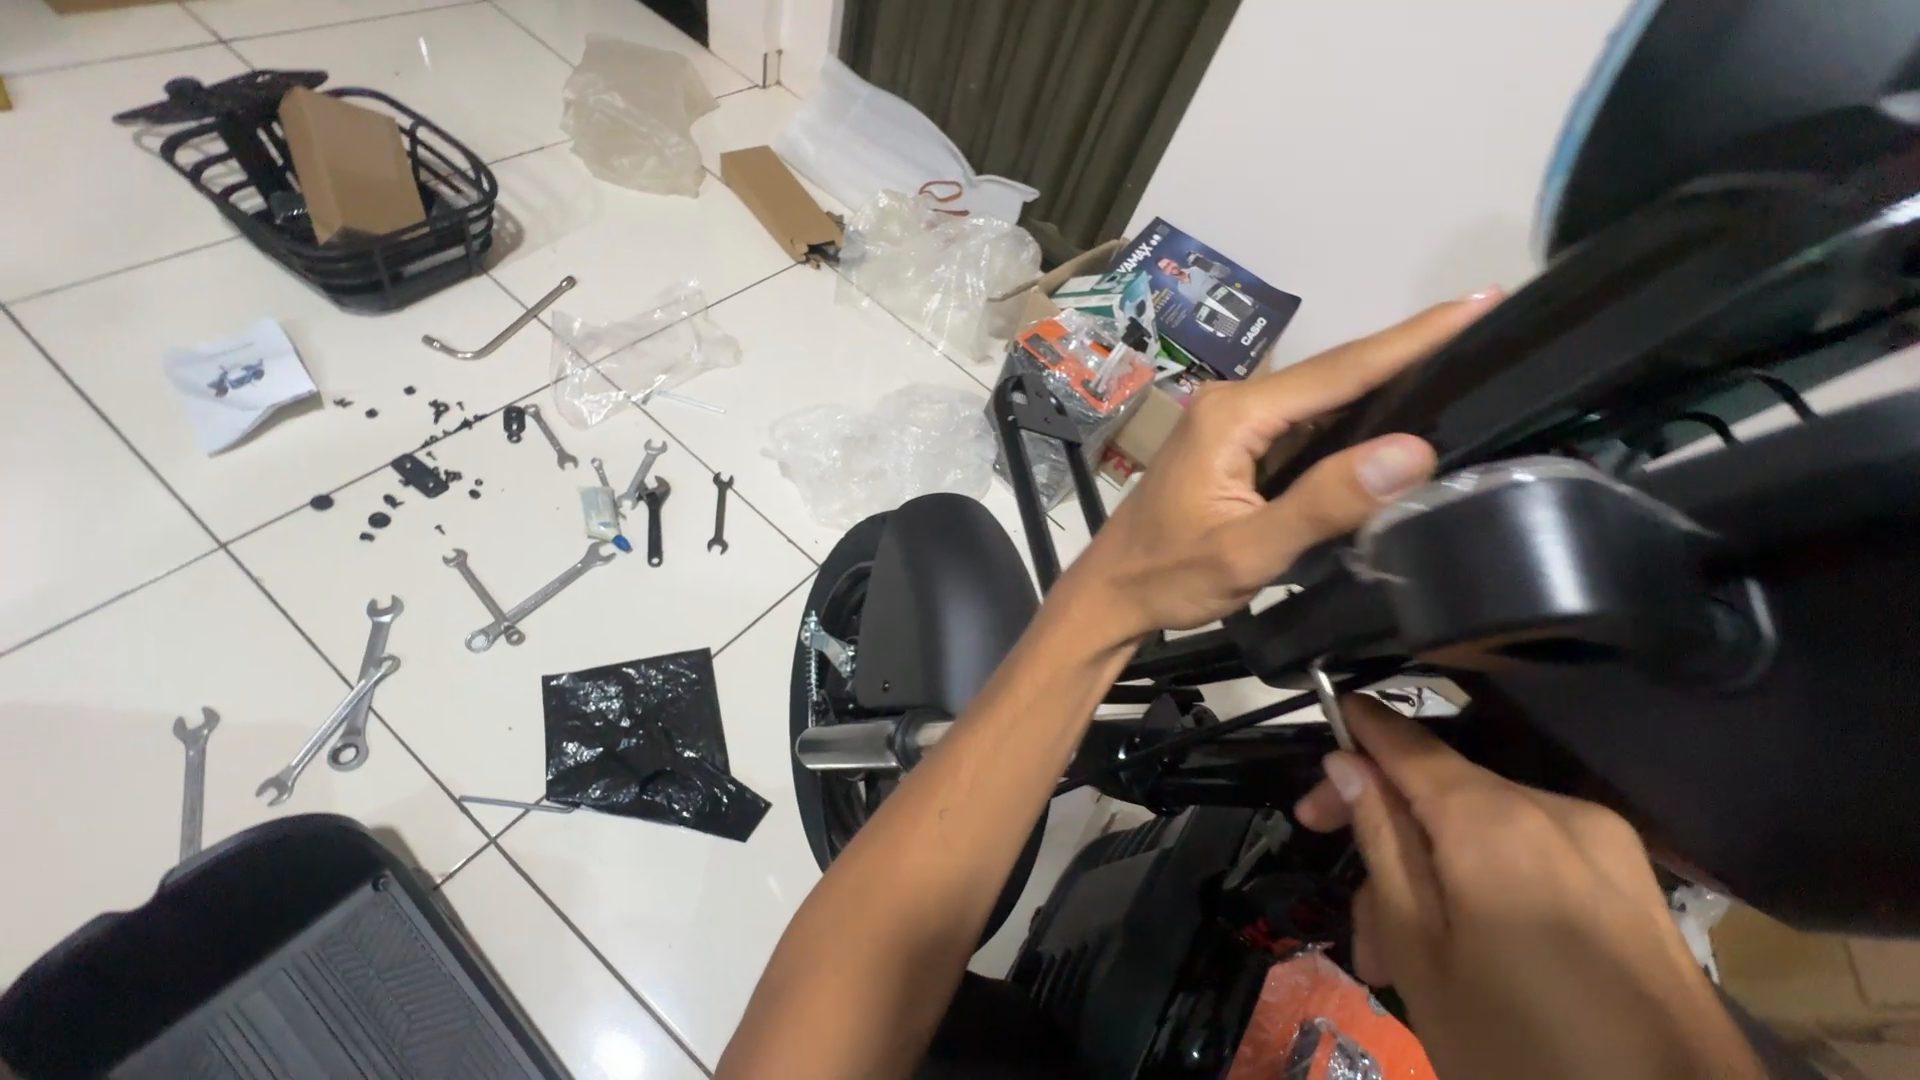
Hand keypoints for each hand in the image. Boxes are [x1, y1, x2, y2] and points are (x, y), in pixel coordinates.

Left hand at [1062, 292, 1499, 638]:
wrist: (1111, 592)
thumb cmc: (1167, 576)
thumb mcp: (1246, 551)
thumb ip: (1322, 504)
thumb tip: (1413, 451)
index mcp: (1234, 415)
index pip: (1340, 369)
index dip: (1416, 337)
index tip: (1485, 301)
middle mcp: (1232, 403)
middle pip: (1334, 374)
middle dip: (1410, 352)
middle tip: (1493, 331)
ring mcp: (1231, 424)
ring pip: (1321, 398)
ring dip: (1385, 384)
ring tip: (1463, 365)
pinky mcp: (1233, 447)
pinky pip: (1303, 425)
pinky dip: (1349, 420)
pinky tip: (1392, 421)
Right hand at [1294, 696, 1764, 1079]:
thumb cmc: (1519, 1052)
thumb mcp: (1417, 948)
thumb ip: (1381, 841)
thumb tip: (1348, 764)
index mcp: (1496, 819)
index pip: (1408, 742)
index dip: (1357, 732)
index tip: (1321, 732)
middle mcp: (1557, 812)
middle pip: (1443, 791)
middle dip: (1384, 828)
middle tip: (1331, 865)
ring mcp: (1606, 849)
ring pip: (1482, 832)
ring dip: (1429, 872)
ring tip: (1392, 955)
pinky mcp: (1633, 889)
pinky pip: (1531, 859)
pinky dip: (1481, 885)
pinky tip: (1461, 951)